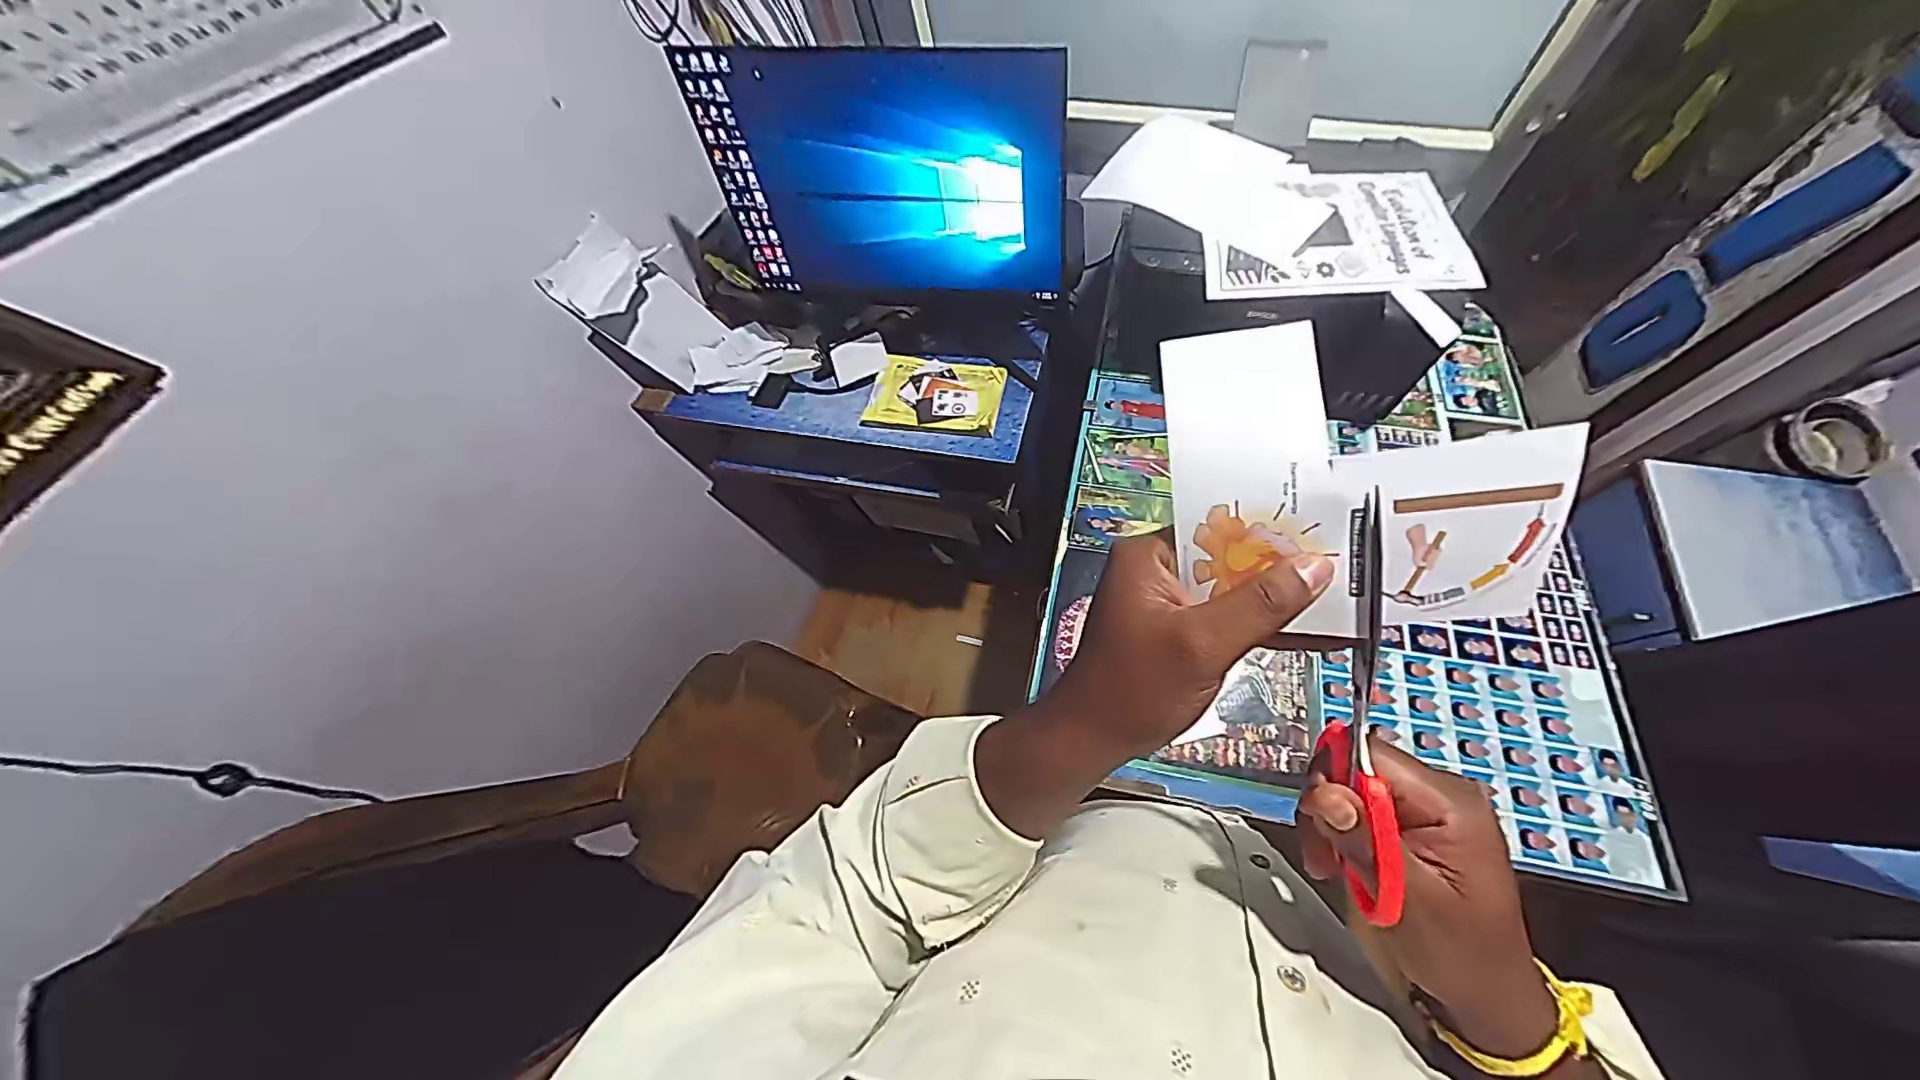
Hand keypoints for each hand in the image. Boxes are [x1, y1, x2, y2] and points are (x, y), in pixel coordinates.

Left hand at [1047, 529, 1336, 760]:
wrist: (1094, 737)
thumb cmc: (1132, 688)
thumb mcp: (1202, 643)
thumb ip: (1260, 604)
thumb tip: (1315, 566)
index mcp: (1148, 556)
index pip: (1215, 525)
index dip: (1268, 528)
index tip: (1320, 531)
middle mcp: (1156, 569)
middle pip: (1229, 556)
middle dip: (1281, 565)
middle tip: (1344, 564)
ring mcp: (1169, 600)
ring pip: (1233, 589)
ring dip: (1277, 598)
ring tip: (1339, 596)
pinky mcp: (1180, 629)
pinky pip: (1227, 616)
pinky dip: (1261, 624)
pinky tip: (1309, 630)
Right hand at [1298, 739, 1556, 1057]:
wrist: (1488, 996)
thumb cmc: (1463, 955)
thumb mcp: (1410, 900)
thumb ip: (1367, 840)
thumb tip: (1327, 793)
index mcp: (1450, 802)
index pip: (1368, 753)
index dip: (1332, 779)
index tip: (1320, 822)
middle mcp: (1438, 793)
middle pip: (1352, 766)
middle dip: (1326, 807)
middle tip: (1323, 854)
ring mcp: (1424, 806)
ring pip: (1347, 787)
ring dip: (1328, 824)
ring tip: (1332, 865)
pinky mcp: (1409, 821)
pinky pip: (1356, 806)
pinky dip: (1339, 832)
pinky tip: (1344, 862)